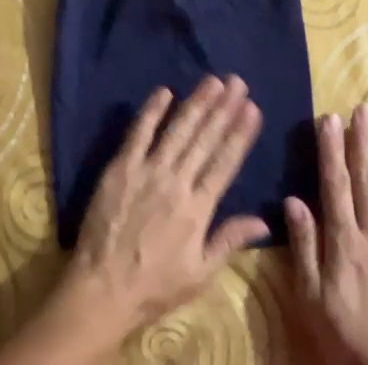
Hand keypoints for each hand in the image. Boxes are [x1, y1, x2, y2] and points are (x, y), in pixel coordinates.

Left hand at [0, 75, 266, 363]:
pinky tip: (164, 91)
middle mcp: (176, 182)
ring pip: (176, 130)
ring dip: (196, 103)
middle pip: (204, 139)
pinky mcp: (120, 168)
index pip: (225, 163)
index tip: (253, 108)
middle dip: (223, 108)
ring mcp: (146, 171)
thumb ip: (229, 241)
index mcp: (198, 209)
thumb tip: (263, 221)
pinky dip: (151, 111)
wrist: (103, 288)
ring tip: (213, 80)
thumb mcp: (200, 274)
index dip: (240, 134)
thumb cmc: (154, 287)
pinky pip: (138, 134)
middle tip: (238, 82)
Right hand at [284, 104, 367, 364]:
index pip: (334, 184)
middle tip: (362, 108)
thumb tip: (293, 200)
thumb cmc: (341, 335)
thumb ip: (304, 247)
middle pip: (366, 180)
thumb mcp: (309, 296)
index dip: (331, 150)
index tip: (328, 118)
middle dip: (362, 142)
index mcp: (343, 241)